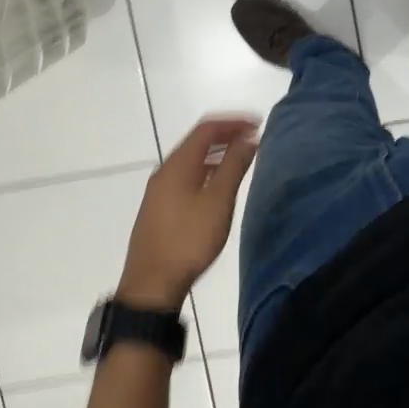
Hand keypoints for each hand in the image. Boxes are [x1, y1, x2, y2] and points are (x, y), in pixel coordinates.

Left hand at [116, 116, 260, 309]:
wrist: (151, 284)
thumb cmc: (189, 240)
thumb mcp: (218, 201)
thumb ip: (234, 166)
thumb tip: (248, 139)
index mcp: (178, 164)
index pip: (207, 128)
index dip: (233, 122)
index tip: (258, 125)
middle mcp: (164, 171)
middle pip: (196, 141)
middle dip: (225, 136)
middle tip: (251, 140)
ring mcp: (158, 190)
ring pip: (190, 160)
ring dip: (214, 154)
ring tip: (239, 160)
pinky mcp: (157, 208)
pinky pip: (184, 176)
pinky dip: (204, 170)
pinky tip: (216, 187)